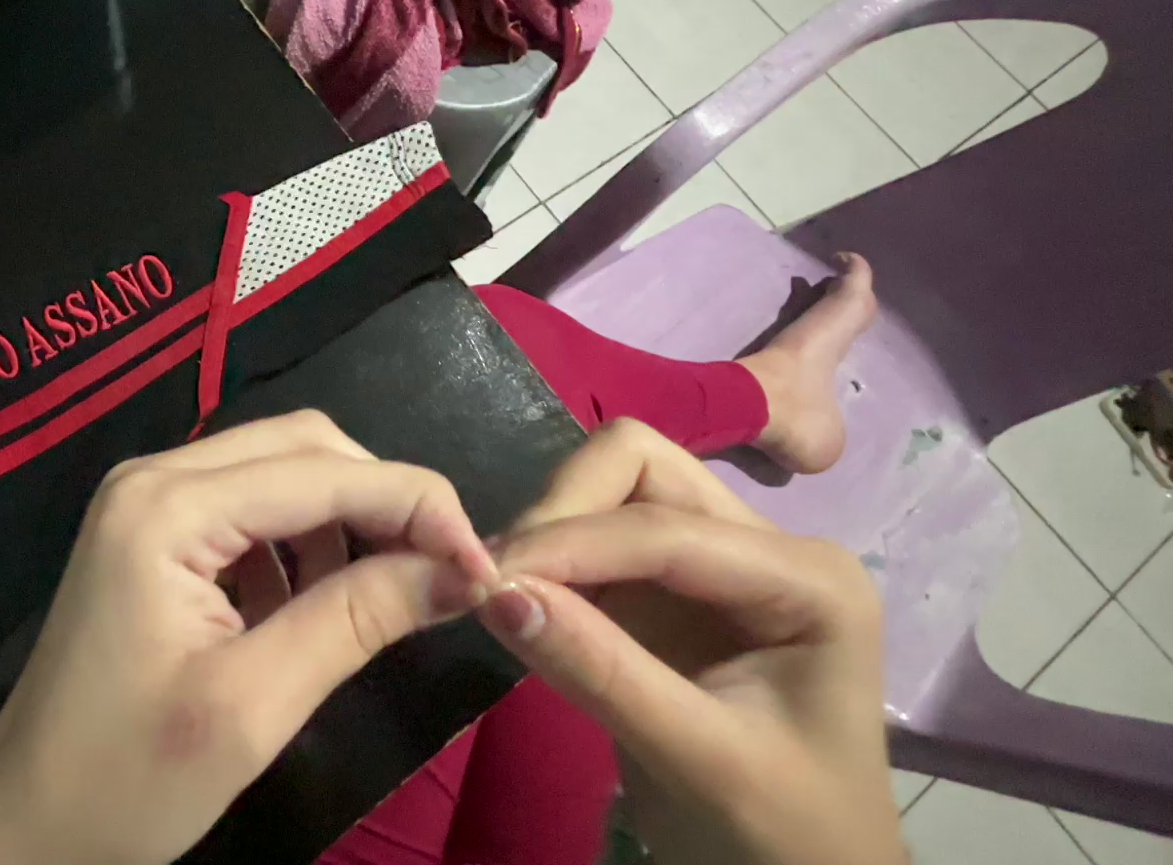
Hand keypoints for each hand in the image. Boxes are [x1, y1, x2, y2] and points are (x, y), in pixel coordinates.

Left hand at [0, 411, 494, 864]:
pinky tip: (306, 599)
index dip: (416, 506)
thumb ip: (356, 621)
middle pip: (304, 447)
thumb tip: (461, 573)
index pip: (322, 472)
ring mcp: (150, 494)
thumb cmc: (124, 780)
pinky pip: (252, 500)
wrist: (20, 817)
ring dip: (344, 518)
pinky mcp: (155, 524)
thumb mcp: (253, 707)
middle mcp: (155, 474)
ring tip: (372, 596)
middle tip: (440, 573)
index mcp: (166, 506)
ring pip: (283, 466)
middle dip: (383, 500)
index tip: (483, 566)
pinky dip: (301, 538)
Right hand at [477, 419, 904, 864]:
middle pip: (635, 464)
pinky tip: (523, 598)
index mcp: (805, 578)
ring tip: (507, 589)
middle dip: (560, 509)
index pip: (661, 525)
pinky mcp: (659, 578)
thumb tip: (495, 594)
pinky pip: (587, 531)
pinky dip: (547, 553)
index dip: (567, 543)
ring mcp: (705, 554)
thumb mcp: (701, 762)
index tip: (486, 581)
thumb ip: (600, 671)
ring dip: (548, 525)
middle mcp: (758, 543)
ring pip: (606, 482)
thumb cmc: (784, 836)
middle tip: (504, 576)